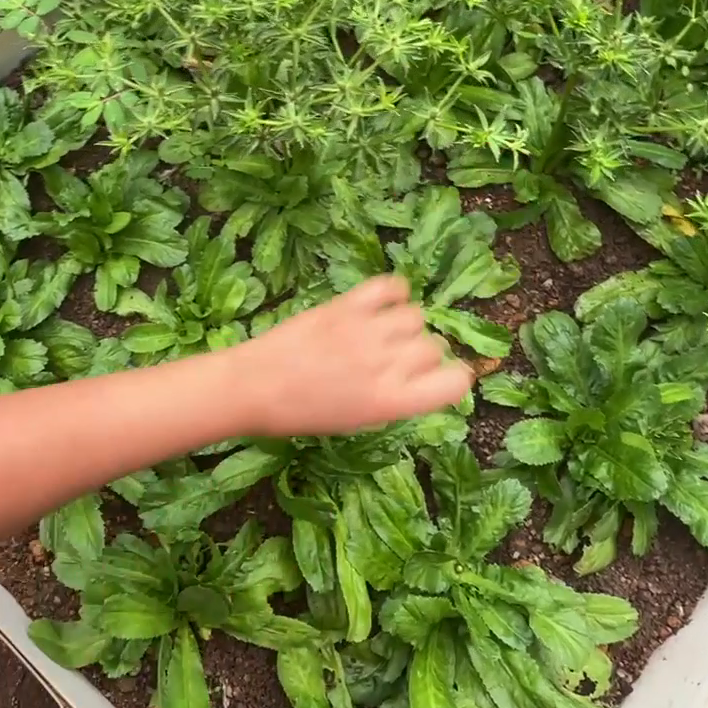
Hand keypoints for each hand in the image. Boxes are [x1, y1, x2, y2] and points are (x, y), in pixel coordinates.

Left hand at [226, 276, 473, 437]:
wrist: (253, 386)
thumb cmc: (300, 413)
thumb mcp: (356, 420)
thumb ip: (394, 399)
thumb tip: (419, 378)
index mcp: (392, 402)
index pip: (454, 382)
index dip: (453, 378)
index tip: (441, 377)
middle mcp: (386, 365)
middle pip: (433, 347)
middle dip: (422, 354)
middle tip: (396, 360)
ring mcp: (366, 331)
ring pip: (416, 316)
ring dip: (406, 325)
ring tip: (384, 332)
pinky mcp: (346, 306)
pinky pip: (389, 287)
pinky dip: (394, 292)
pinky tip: (384, 303)